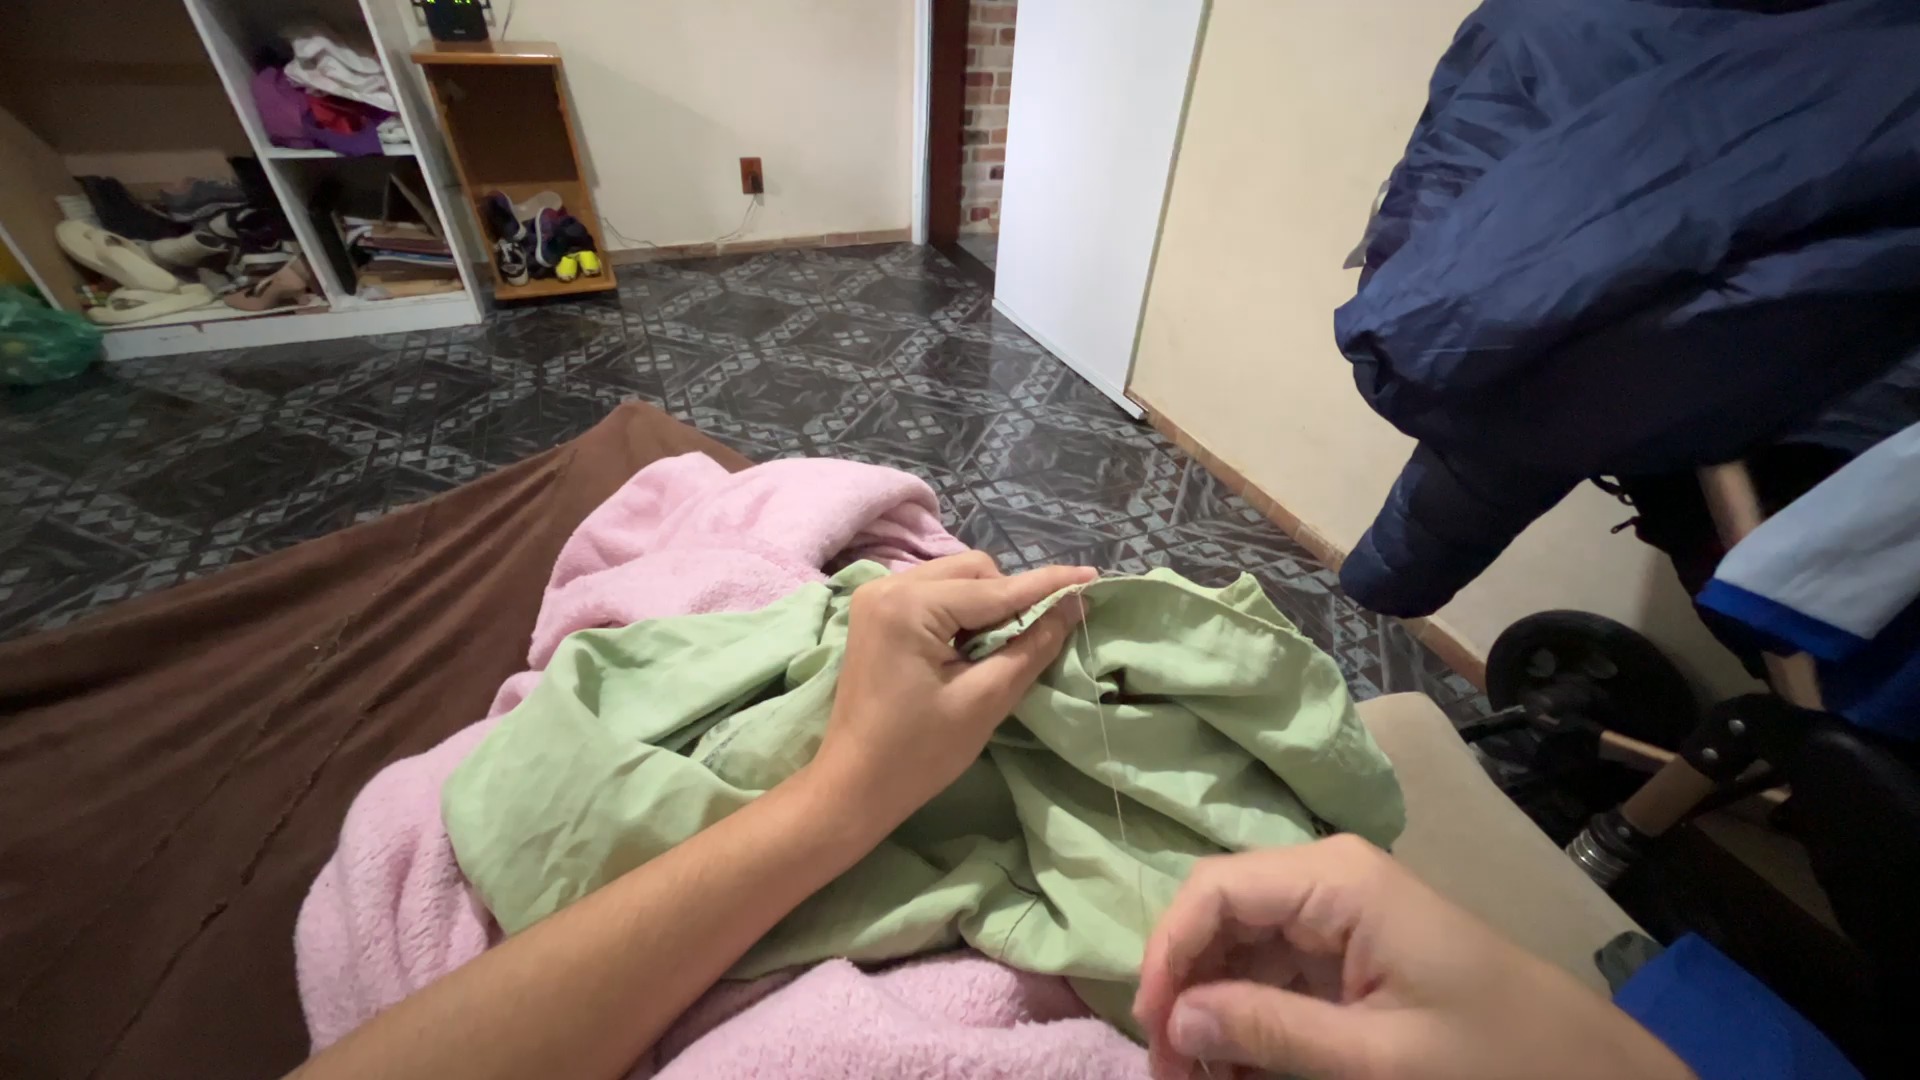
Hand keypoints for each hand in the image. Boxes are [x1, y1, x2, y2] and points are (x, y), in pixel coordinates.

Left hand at [810, 551, 1095, 828]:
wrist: (854, 784)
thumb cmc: (919, 753)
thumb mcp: (985, 700)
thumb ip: (1032, 646)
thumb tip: (1073, 606)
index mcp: (909, 605)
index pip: (995, 589)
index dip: (1048, 585)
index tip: (1093, 577)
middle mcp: (889, 585)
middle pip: (974, 571)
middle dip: (1010, 598)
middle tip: (1031, 640)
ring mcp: (878, 595)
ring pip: (956, 578)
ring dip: (988, 605)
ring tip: (997, 650)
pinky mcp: (878, 611)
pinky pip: (936, 593)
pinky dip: (963, 611)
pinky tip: (969, 647)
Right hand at [1134, 835, 1694, 1079]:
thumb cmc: (1504, 1065)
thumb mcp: (1383, 1063)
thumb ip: (1271, 1031)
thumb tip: (1173, 1021)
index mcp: (1332, 878)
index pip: (1216, 889)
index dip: (1169, 948)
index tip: (1149, 1025)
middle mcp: (1321, 878)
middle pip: (1221, 915)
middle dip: (1186, 987)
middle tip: (1169, 1068)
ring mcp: (1332, 912)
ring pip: (1239, 947)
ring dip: (1212, 1010)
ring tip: (1197, 1078)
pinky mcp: (1342, 948)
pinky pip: (1272, 973)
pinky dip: (1248, 1021)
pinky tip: (1236, 1070)